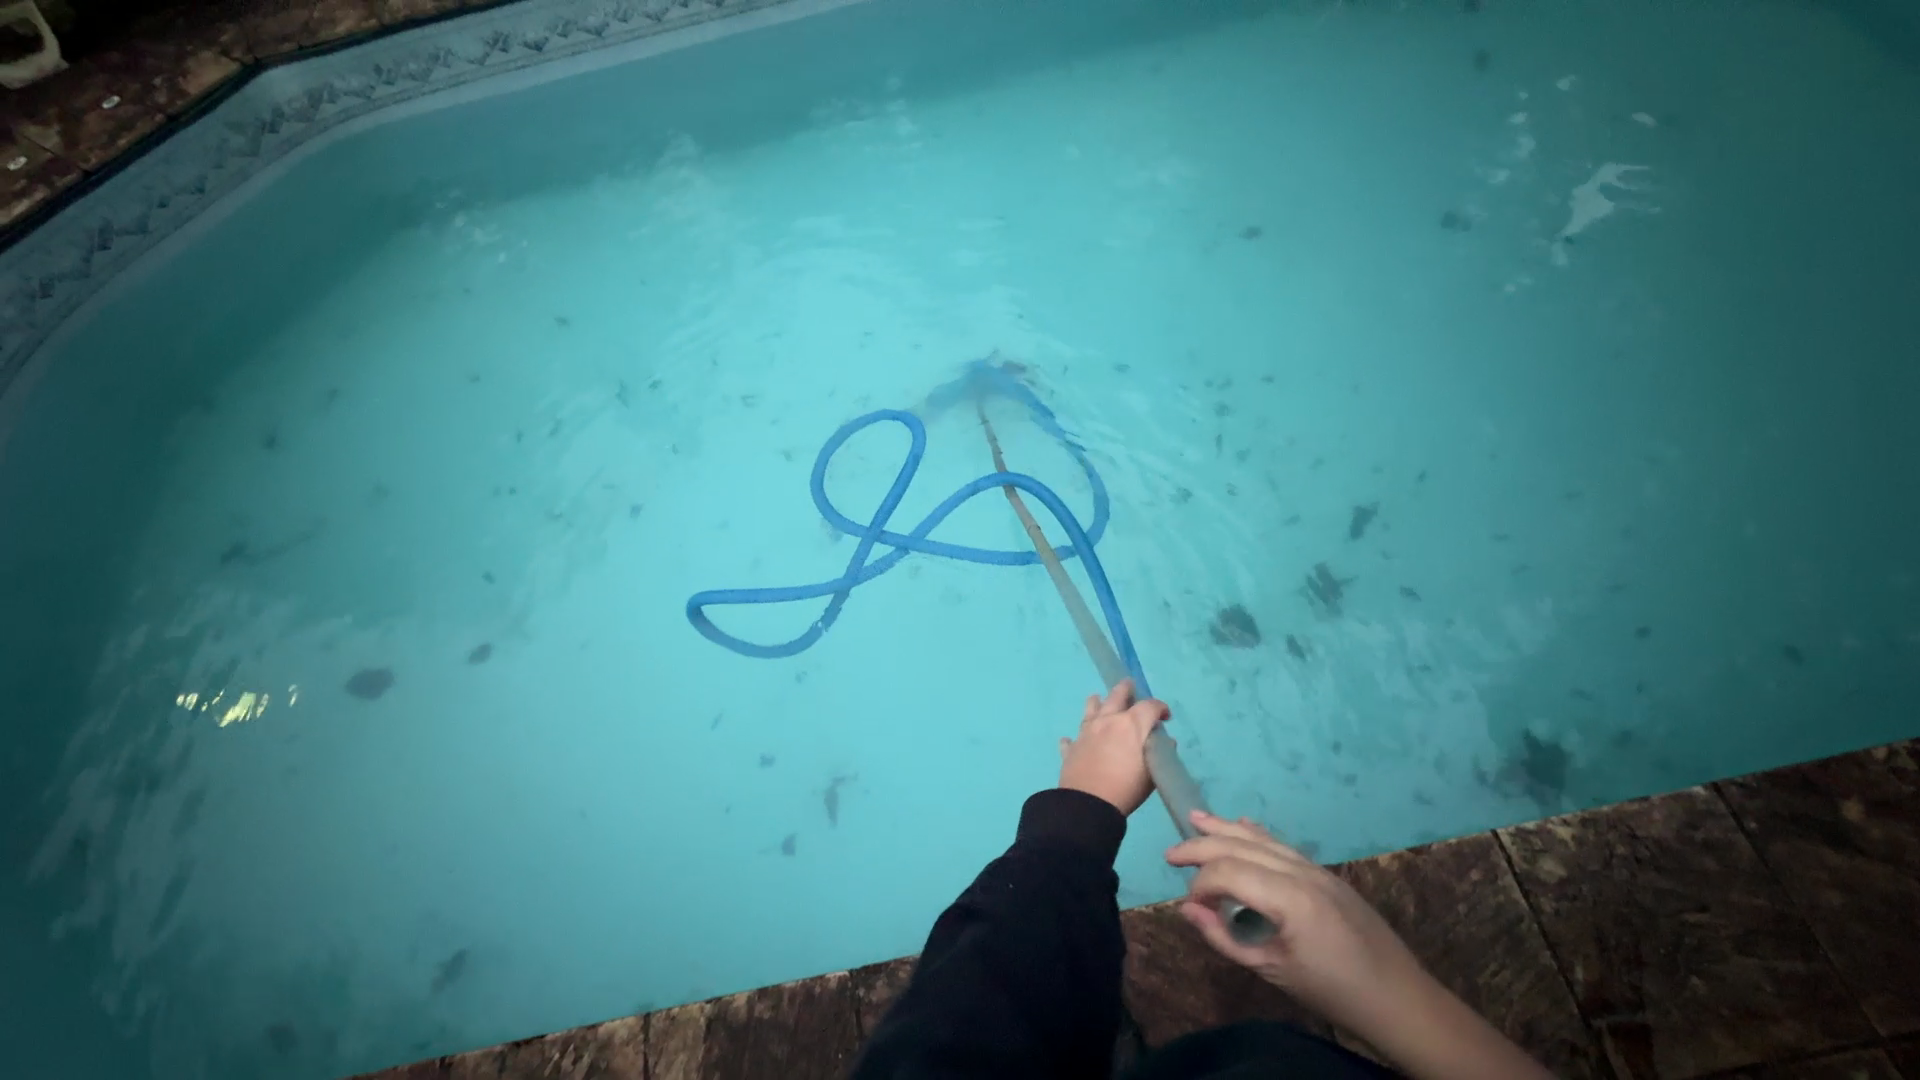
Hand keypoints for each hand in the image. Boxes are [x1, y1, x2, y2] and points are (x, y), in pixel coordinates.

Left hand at [1057, 677, 1167, 814]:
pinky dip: (1075, 738)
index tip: (1165, 716)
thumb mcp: (1152, 773)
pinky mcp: (1072, 747)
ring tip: (1098, 700)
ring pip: (1091, 708)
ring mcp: (1086, 732)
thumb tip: (1165, 741)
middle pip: (1117, 695)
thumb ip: (1159, 753)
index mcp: (1131, 724)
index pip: (1150, 706)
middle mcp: (1108, 720)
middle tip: (1130, 686)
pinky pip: (1073, 738)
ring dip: (1097, 703)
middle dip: (1126, 689)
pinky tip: (1073, 740)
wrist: (1089, 803)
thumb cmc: (1127, 787)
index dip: (1160, 708)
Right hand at [1167, 812, 1553, 1079]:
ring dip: (1226, 829)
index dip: (1199, 886)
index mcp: (1289, 897)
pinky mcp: (1326, 874)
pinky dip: (1257, 834)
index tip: (1189, 908)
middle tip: (1169, 856)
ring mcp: (1316, 869)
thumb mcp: (1272, 972)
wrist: (1401, 1000)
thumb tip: (1187, 910)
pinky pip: (1283, 845)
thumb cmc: (1334, 993)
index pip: (1227, 872)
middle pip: (1240, 846)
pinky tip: (1242, 825)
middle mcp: (1301, 872)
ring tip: (1195, 819)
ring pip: (1262, 839)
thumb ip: (1225, 939)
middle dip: (1201, 847)